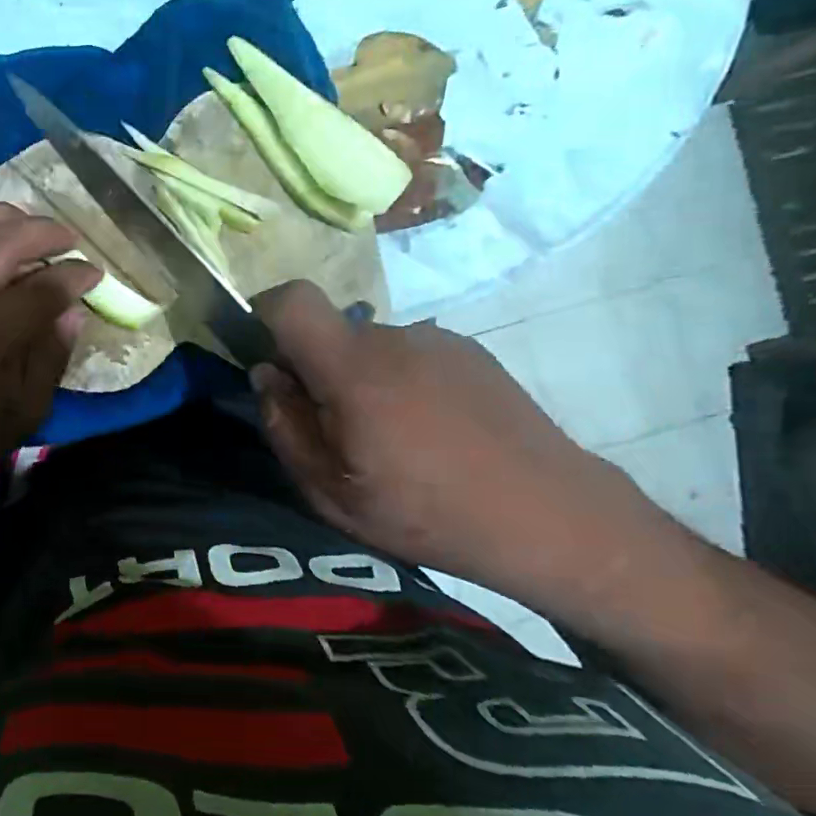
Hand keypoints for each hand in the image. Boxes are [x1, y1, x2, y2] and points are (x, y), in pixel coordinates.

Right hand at [250, 281, 663, 609]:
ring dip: (363, 382)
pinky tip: (435, 433)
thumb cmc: (428, 515)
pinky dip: (402, 383)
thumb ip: (286, 428)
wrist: (548, 515)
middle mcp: (395, 337)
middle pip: (332, 334)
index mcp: (355, 370)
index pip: (293, 301)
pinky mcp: (471, 351)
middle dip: (318, 372)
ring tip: (396, 442)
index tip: (268, 359)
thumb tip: (266, 375)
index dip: (266, 315)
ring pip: (372, 348)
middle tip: (341, 435)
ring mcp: (439, 339)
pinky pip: (411, 355)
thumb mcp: (333, 494)